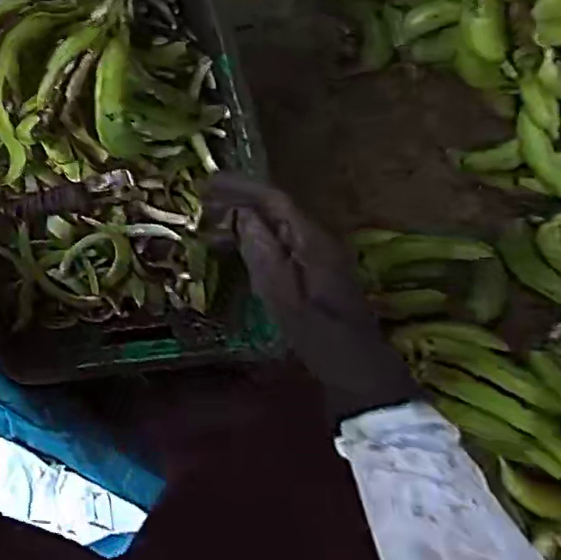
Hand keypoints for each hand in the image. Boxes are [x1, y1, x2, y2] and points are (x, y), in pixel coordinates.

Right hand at [211, 174, 420, 421]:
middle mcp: (318, 240)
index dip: (239, 186)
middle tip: (200, 199)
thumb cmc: (320, 338)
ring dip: (242, 217)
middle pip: (274, 207)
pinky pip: (279, 240)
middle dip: (237, 199)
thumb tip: (241, 213)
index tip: (205, 182)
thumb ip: (262, 251)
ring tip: (208, 220)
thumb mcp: (283, 296)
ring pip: (275, 223)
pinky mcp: (314, 270)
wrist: (361, 376)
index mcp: (313, 242)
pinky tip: (231, 245)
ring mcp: (318, 255)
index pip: (274, 199)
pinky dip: (252, 236)